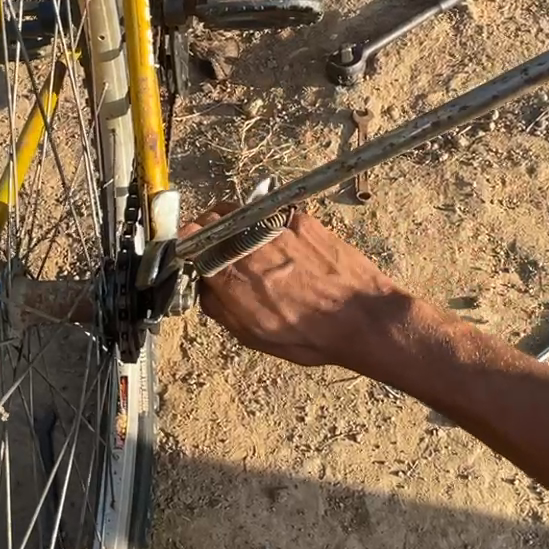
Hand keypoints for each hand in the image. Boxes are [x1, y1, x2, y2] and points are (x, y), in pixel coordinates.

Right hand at [189, 206, 410, 369]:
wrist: (363, 319)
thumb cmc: (311, 337)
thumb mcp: (254, 337)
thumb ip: (221, 309)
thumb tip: (204, 289)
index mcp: (232, 280)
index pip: (191, 245)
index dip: (185, 246)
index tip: (187, 251)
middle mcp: (248, 248)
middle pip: (210, 220)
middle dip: (203, 228)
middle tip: (208, 240)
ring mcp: (274, 229)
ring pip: (237, 212)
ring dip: (230, 222)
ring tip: (239, 238)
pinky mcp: (300, 219)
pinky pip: (269, 213)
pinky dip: (263, 222)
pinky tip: (275, 240)